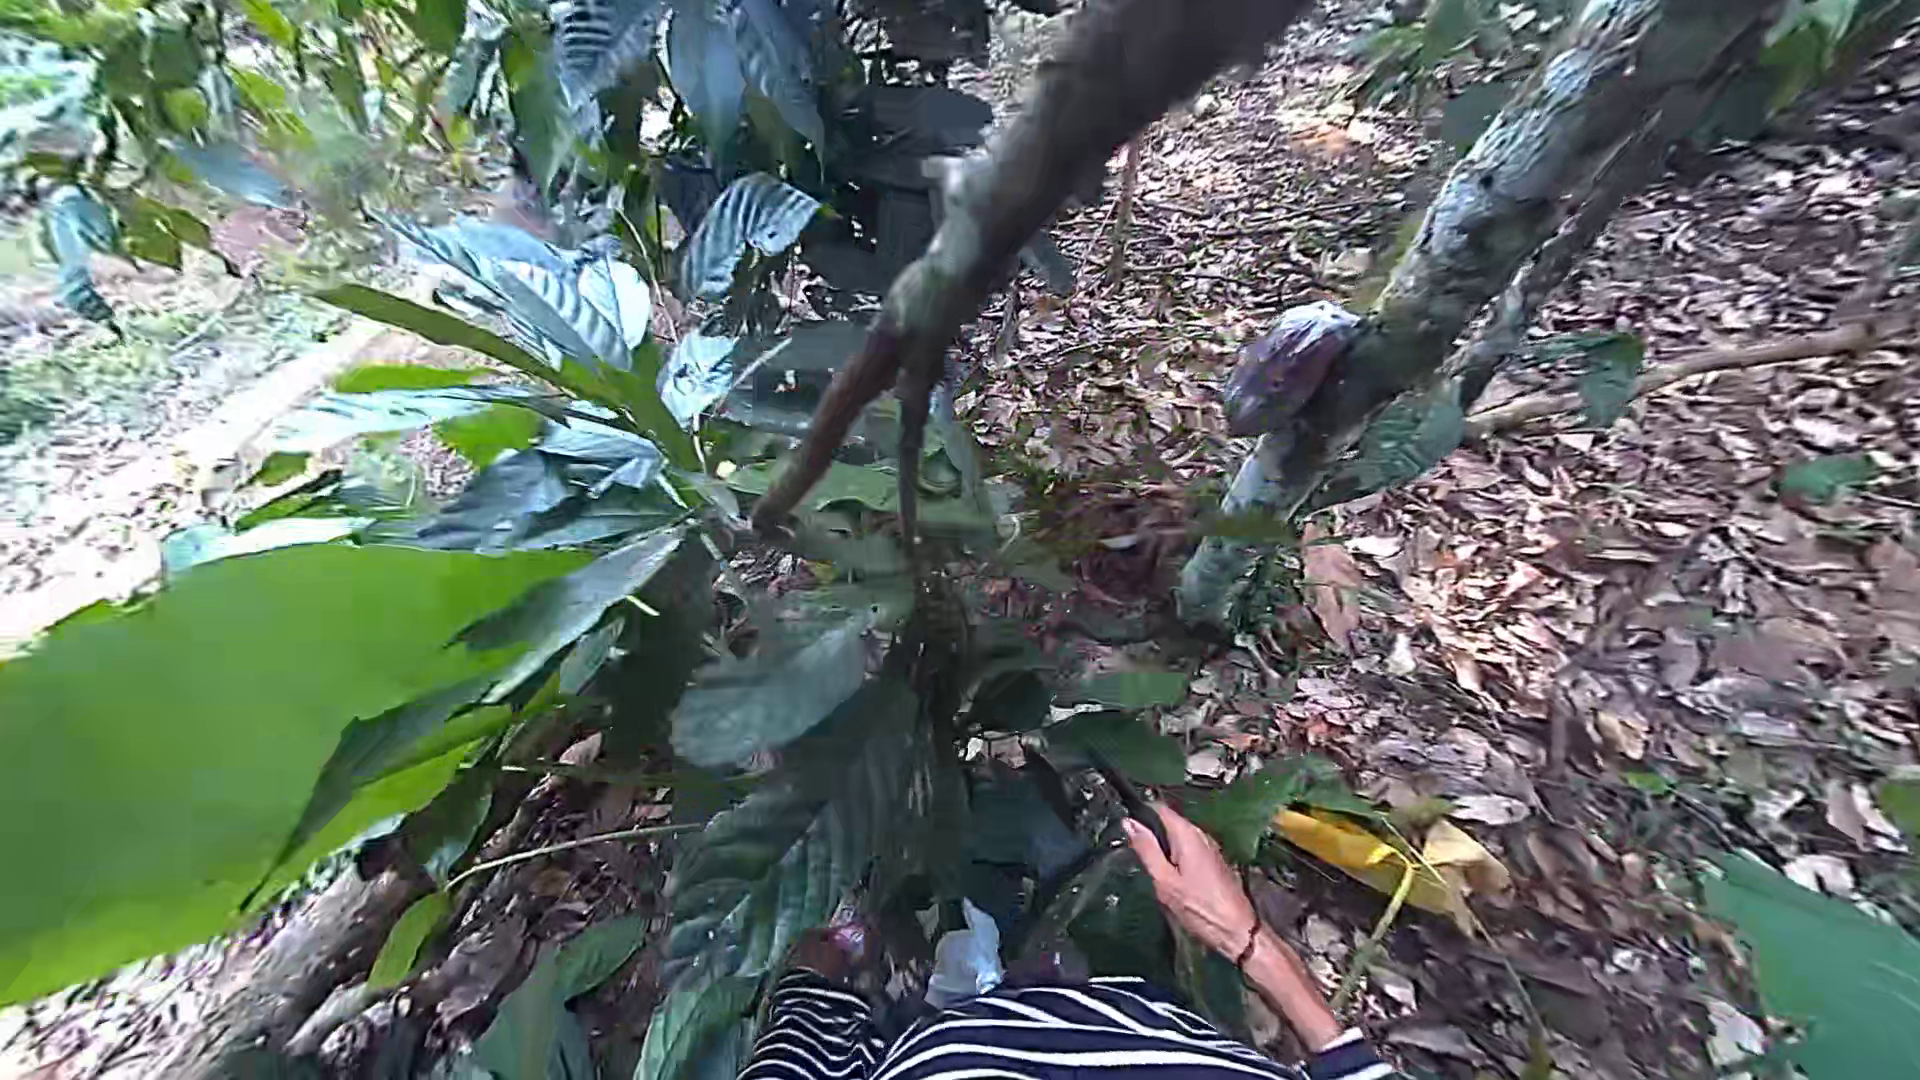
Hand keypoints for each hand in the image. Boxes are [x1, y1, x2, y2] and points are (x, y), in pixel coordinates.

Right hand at [1122, 804, 1256, 958]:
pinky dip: (1176, 857)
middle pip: (1167, 821)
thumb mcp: (1165, 881)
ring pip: (1177, 836)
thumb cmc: (1201, 908)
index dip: (1139, 813)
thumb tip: (1129, 823)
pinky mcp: (1213, 860)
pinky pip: (1188, 848)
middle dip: (1151, 834)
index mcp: (1186, 833)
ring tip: (1155, 870)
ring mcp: (1209, 847)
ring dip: (1163, 848)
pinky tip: (1173, 878)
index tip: (1127, 829)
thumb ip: (1146, 849)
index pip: (1158, 807)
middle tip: (1139, 857)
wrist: (1240, 934)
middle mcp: (1199, 834)